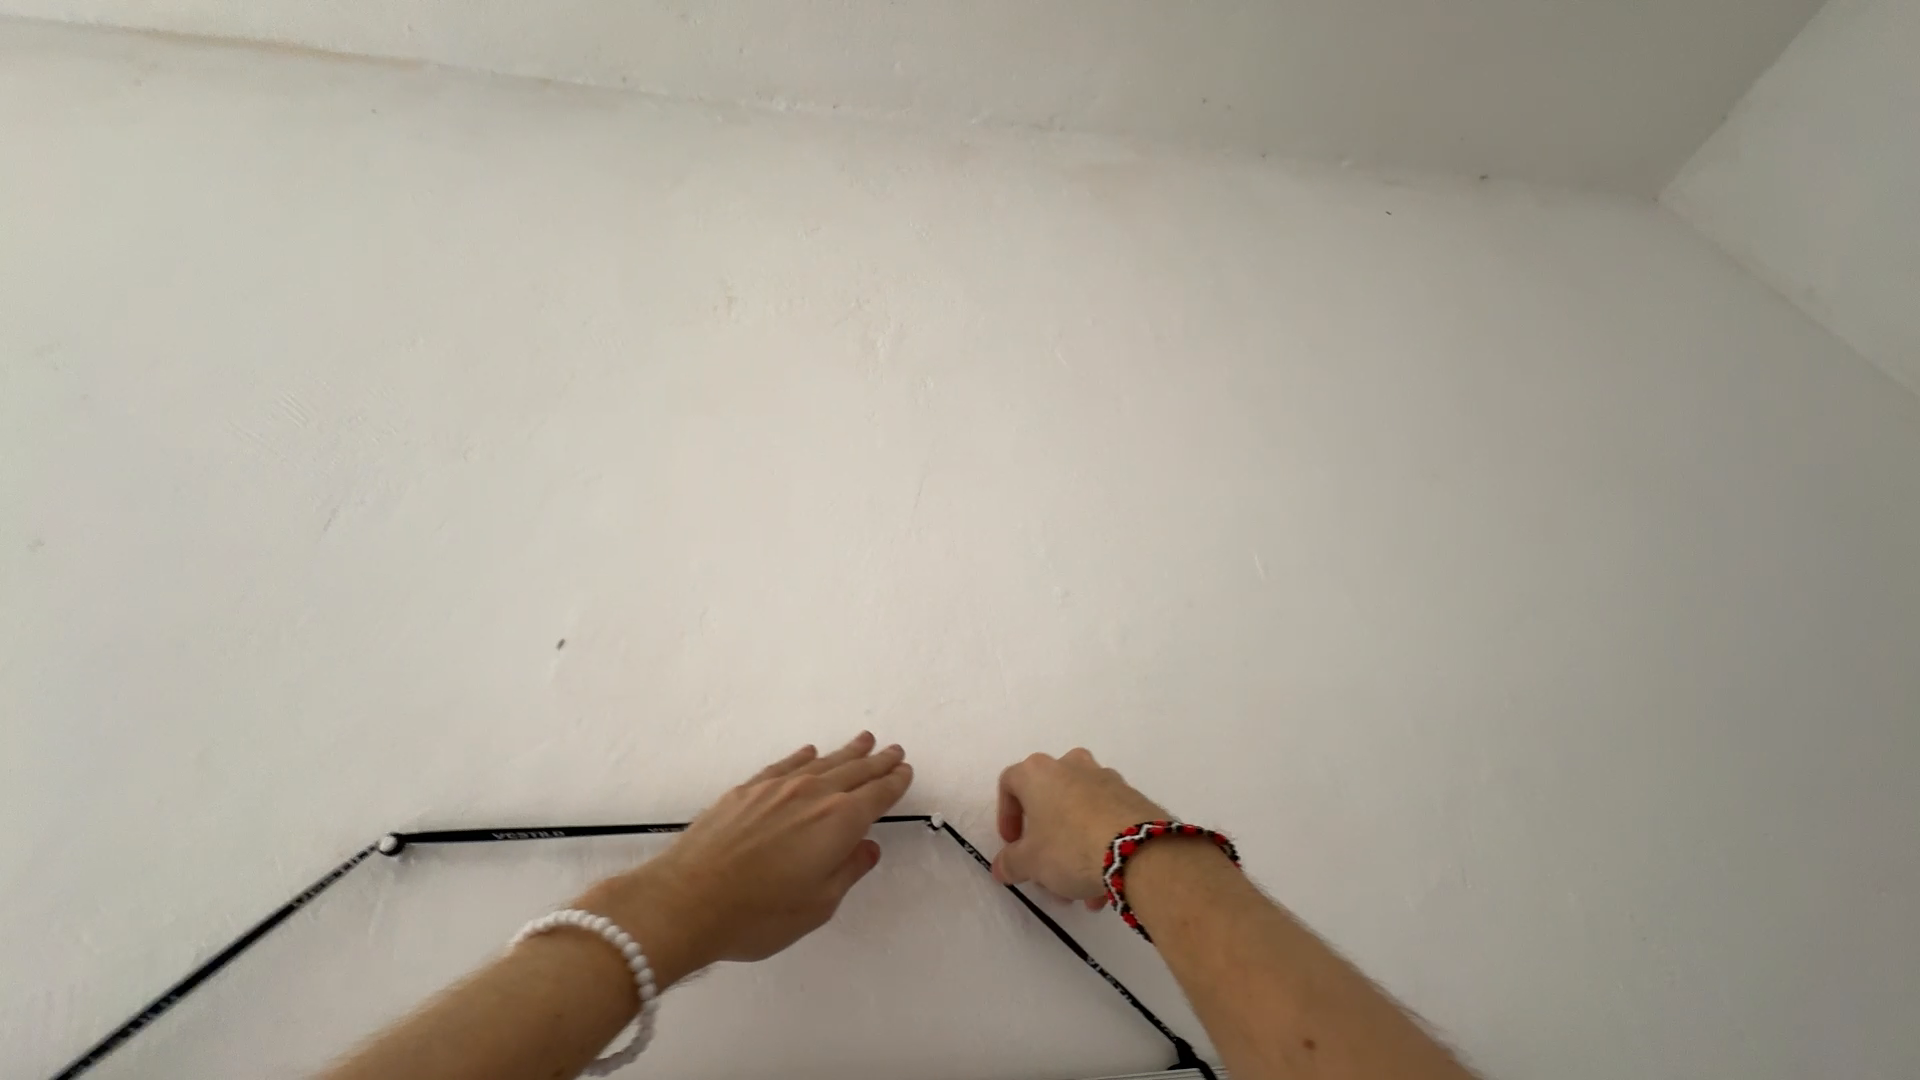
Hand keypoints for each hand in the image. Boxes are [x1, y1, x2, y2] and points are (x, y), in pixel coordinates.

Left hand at [578, 732, 911, 980]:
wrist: (686, 900)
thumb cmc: (758, 914)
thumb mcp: (817, 905)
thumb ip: (847, 871)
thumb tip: (866, 847)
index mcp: (839, 822)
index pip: (877, 795)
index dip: (894, 782)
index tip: (905, 770)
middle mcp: (814, 794)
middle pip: (855, 771)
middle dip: (877, 761)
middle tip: (894, 750)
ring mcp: (778, 787)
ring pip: (822, 762)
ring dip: (846, 751)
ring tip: (863, 740)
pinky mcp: (748, 790)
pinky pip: (785, 764)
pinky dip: (802, 757)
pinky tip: (809, 752)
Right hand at [992, 748, 1168, 908]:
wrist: (1139, 851)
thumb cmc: (1070, 847)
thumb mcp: (1030, 863)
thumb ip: (1010, 863)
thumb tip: (1001, 867)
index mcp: (1038, 772)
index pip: (1010, 783)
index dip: (1006, 815)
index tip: (1013, 844)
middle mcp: (1070, 765)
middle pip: (1049, 800)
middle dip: (1045, 841)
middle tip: (1046, 874)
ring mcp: (1105, 778)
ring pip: (1079, 814)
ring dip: (1074, 849)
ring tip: (1079, 891)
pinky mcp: (1132, 796)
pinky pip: (1106, 821)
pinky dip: (1099, 847)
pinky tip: (1103, 885)